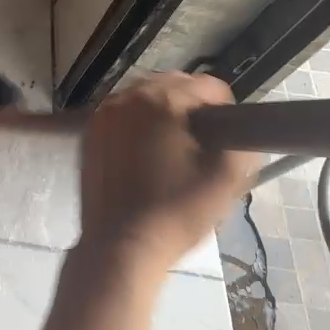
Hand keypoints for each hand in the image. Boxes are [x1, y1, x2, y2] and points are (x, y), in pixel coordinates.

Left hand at [75, 72, 255, 273]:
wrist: (121, 243)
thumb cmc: (177, 210)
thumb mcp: (227, 177)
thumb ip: (241, 141)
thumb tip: (237, 130)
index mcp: (162, 100)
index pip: (208, 86)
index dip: (225, 110)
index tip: (228, 136)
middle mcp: (126, 98)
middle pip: (171, 86)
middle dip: (191, 106)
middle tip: (204, 142)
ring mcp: (102, 116)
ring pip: (142, 100)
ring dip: (162, 114)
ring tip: (175, 148)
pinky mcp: (88, 136)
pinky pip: (120, 118)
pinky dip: (136, 127)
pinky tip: (146, 155)